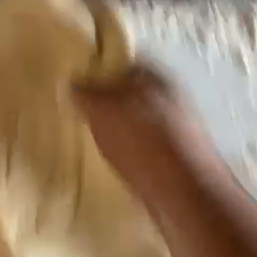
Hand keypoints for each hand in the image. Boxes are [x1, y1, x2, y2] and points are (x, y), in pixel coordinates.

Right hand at [73, 64, 216, 200]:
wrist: (186, 198)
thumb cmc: (143, 142)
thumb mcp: (102, 111)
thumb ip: (83, 94)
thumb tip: (70, 83)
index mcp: (156, 76)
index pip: (123, 58)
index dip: (97, 63)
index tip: (75, 74)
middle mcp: (171, 97)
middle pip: (130, 89)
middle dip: (106, 97)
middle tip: (79, 107)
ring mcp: (177, 129)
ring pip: (137, 118)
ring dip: (117, 126)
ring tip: (92, 136)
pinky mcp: (177, 159)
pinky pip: (144, 145)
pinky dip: (128, 149)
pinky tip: (113, 160)